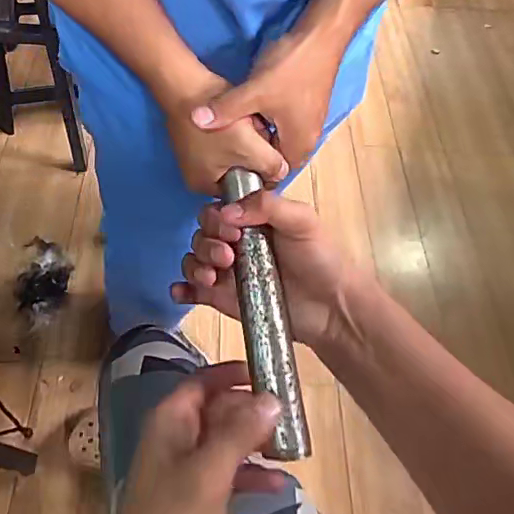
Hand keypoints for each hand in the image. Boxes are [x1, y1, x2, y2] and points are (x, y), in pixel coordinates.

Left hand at [76, 363, 284, 513]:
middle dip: (251, 410)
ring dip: (256, 442)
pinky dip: (253, 475)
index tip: (267, 371)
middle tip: (289, 412)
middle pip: (218, 410)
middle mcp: (178, 440)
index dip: (232, 373)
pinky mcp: (200, 503)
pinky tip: (279, 483)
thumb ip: (239, 432)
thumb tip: (272, 397)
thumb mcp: (208, 473)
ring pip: (227, 442)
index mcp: (170, 422)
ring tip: (290, 445)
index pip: (202, 381)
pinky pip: (230, 475)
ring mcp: (188, 472)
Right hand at [163, 72, 289, 195]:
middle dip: (253, 155)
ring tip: (250, 124)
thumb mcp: (250, 148)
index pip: (241, 191)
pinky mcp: (198, 134)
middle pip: (239, 171)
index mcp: (204, 186)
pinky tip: (240, 118)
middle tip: (259, 135)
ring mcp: (195, 154)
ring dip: (246, 140)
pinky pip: (225, 139)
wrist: (184, 86)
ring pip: (234, 153)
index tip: (270, 156)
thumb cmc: (217, 124)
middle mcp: (197, 175)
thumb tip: (281, 174)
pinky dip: (236, 130)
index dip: (261, 176)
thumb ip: (271, 166)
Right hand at [173, 190, 371, 352]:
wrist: (332, 308)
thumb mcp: (302, 220)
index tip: (232, 231)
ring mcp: (228, 272)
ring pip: (193, 260)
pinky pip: (193, 291)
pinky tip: (183, 291)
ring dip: (195, 265)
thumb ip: (267, 206)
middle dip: (206, 243)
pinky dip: (182, 289)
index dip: (217, 218)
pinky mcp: (223, 299)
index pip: (217, 210)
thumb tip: (227, 212)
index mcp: (252, 220)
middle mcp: (236, 243)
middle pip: (201, 234)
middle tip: (227, 257)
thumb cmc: (322, 259)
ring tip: (214, 276)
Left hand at [192, 28, 344, 172]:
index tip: (224, 165)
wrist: (319, 37)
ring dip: (258, 136)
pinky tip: (248, 113)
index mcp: (298, 145)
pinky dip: (266, 122)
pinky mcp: (305, 107)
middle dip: (251, 153)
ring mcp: (308, 122)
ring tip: (231, 131)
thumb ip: (226, 109)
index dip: (249, 171)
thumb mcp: (254, 91)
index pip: (273, 174)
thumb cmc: (291, 69)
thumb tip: (195, 122)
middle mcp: (307, 139)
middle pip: (274, 156)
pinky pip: (282, 125)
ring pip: (277, 138)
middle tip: (223, 148)